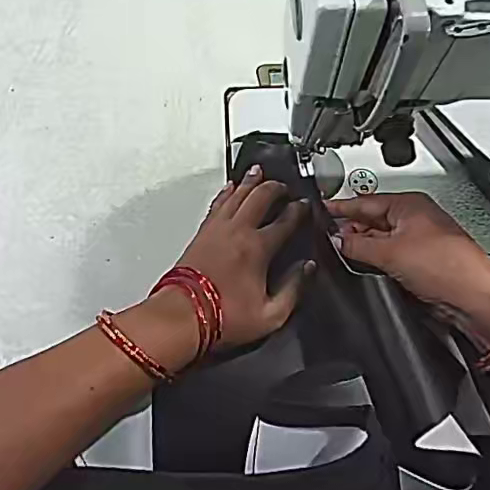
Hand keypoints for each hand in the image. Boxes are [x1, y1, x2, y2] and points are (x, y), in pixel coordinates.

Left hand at [171, 166, 315, 349]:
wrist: (183, 315)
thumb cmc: (222, 317)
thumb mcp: (270, 314)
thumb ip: (293, 289)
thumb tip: (306, 270)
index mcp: (258, 249)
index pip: (285, 221)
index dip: (299, 210)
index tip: (305, 205)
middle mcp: (237, 231)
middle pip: (260, 197)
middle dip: (276, 188)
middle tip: (284, 187)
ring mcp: (217, 229)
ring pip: (237, 194)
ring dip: (250, 181)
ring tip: (259, 172)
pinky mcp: (202, 232)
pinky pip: (218, 203)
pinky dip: (227, 192)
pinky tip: (230, 188)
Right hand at [326, 192, 489, 343]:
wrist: (475, 299)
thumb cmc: (449, 266)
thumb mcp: (388, 252)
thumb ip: (355, 244)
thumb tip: (337, 239)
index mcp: (409, 203)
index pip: (364, 200)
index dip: (341, 206)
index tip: (322, 210)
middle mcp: (415, 218)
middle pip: (371, 218)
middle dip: (351, 228)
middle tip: (330, 237)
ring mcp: (419, 239)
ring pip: (379, 238)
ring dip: (363, 246)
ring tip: (346, 253)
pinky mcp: (421, 260)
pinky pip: (389, 254)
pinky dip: (376, 259)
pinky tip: (367, 266)